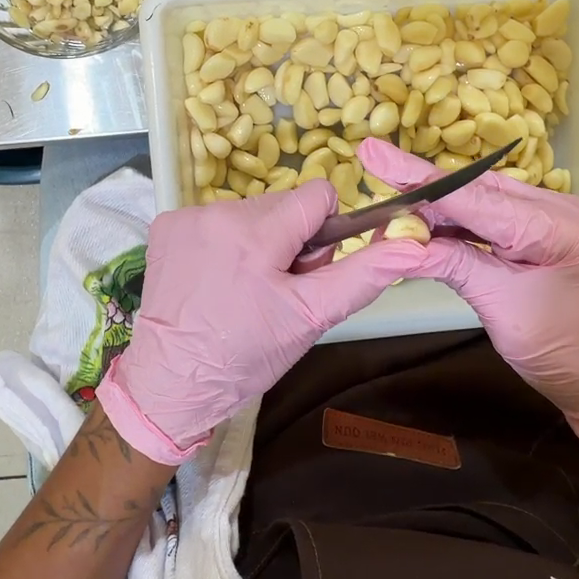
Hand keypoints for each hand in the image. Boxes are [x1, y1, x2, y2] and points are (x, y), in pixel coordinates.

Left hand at [97, 180, 426, 465]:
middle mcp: (218, 212)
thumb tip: (413, 247)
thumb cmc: (246, 356)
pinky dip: (221, 241)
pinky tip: (213, 278)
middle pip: (282, 204)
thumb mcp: (311, 319)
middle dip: (288, 238)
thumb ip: (362, 276)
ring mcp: (186, 216)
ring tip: (242, 286)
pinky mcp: (165, 225)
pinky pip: (213, 218)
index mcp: (258, 233)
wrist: (170, 384)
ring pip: (249, 210)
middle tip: (275, 287)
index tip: (308, 268)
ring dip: (255, 239)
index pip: (317, 194)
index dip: (324, 230)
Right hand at [358, 139, 578, 471]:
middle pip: (476, 189)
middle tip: (372, 165)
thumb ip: (452, 265)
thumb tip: (398, 242)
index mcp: (559, 228)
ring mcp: (555, 216)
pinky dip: (458, 220)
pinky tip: (425, 221)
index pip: (474, 198)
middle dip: (422, 184)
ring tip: (389, 201)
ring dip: (437, 205)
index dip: (419, 179)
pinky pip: (493, 216)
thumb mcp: (502, 310)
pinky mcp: (546, 230)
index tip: (372, 154)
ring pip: (482, 199)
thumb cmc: (566, 355)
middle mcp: (560, 208)